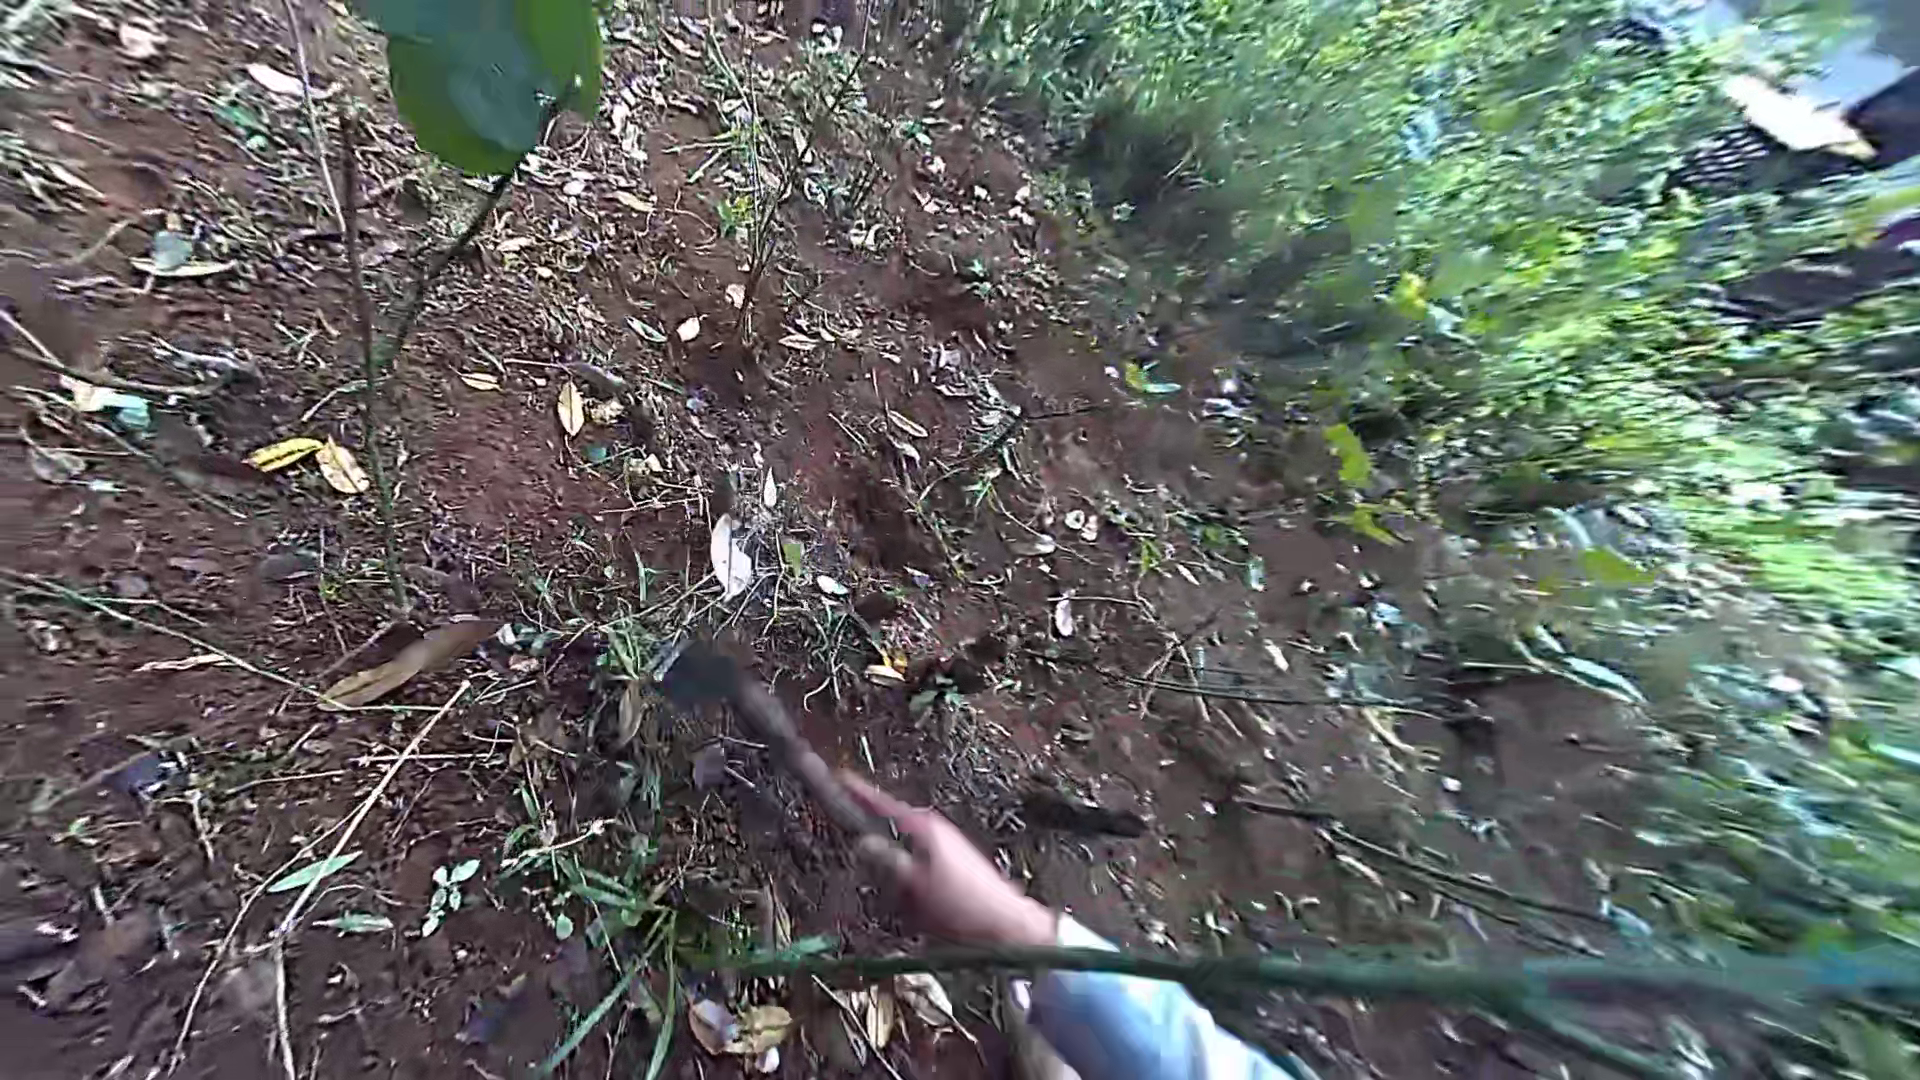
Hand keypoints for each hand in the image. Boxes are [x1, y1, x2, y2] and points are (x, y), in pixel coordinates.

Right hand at [842, 771, 1057, 947]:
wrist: (1005, 924)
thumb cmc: (964, 904)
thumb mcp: (916, 887)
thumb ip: (887, 862)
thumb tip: (862, 842)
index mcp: (922, 826)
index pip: (882, 803)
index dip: (859, 791)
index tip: (840, 777)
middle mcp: (931, 828)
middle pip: (889, 829)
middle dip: (878, 853)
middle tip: (881, 881)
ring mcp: (941, 843)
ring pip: (901, 852)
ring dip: (896, 877)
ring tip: (912, 905)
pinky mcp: (947, 861)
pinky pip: (916, 866)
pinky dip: (910, 884)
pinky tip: (923, 908)